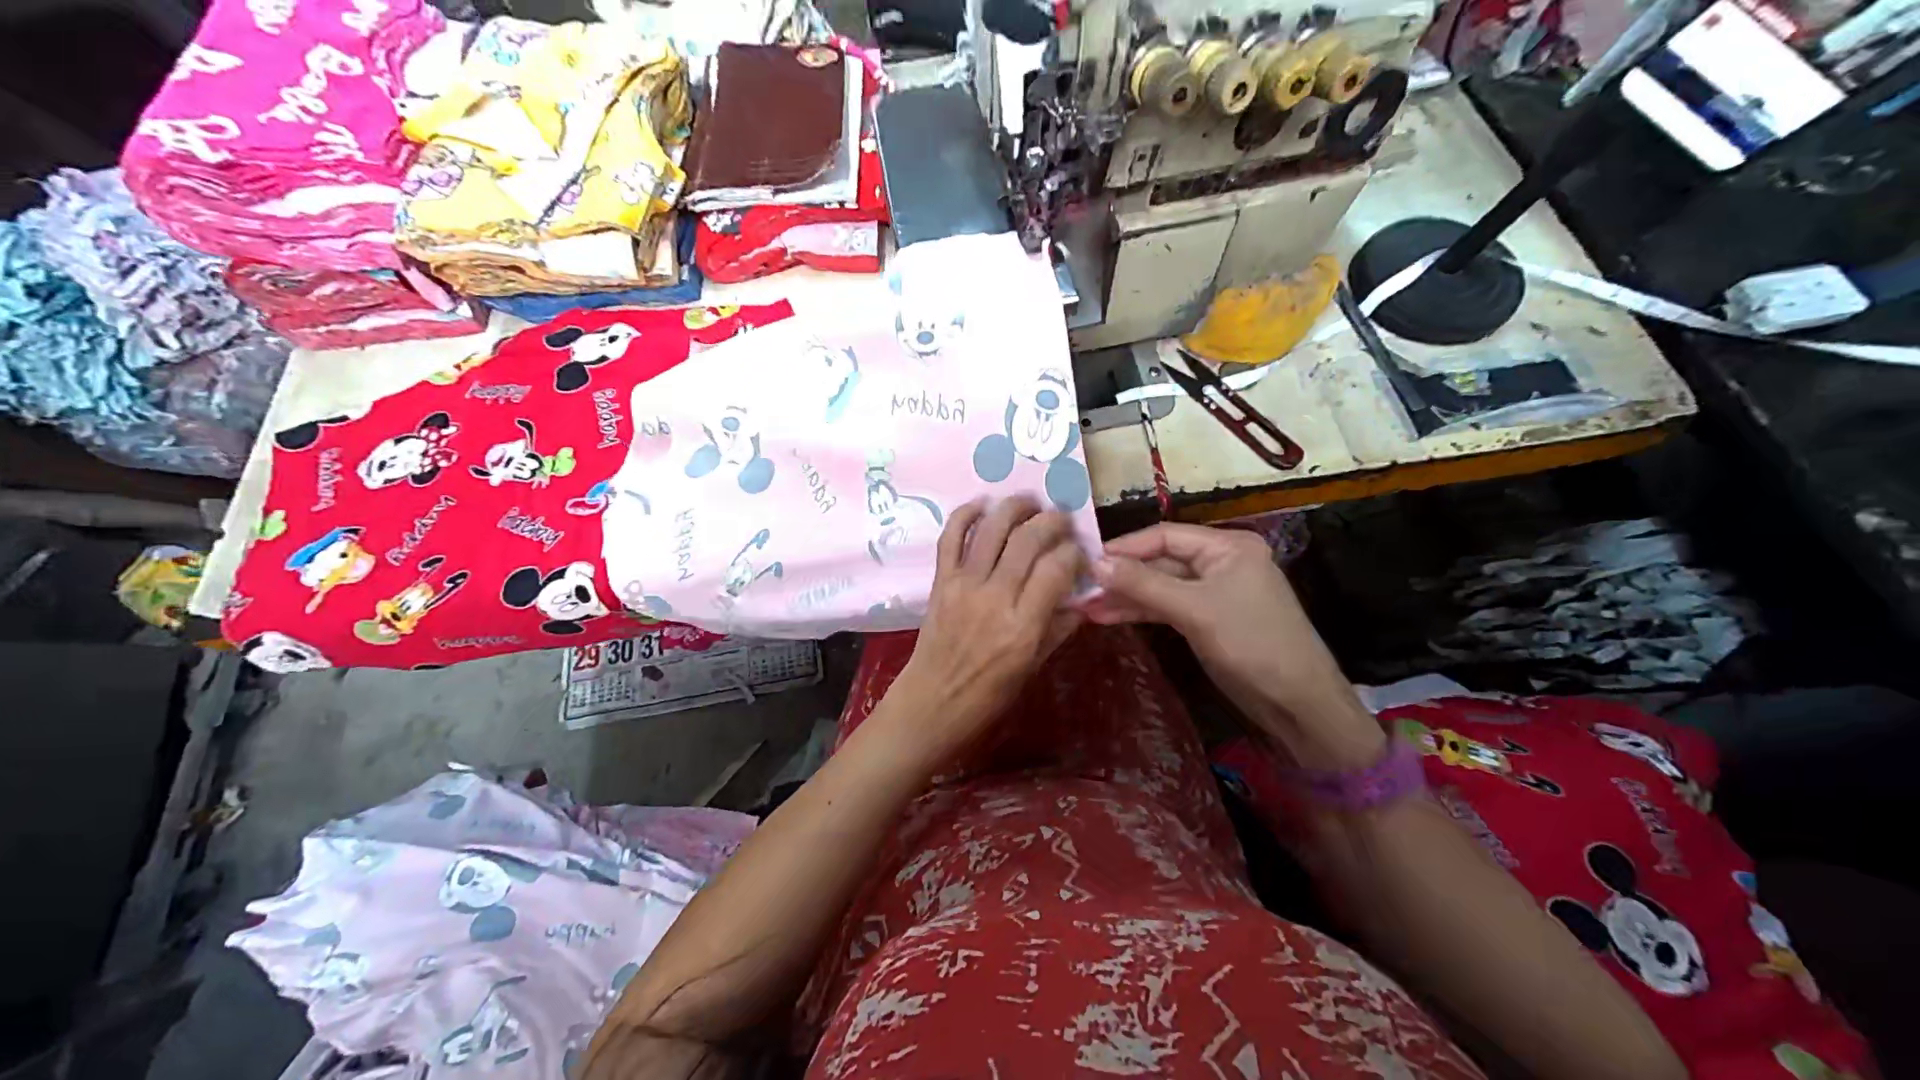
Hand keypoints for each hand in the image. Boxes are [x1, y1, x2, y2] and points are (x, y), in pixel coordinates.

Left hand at [885, 497, 1085, 765]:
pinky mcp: (940, 582)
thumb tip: (1080, 599)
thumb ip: (1057, 630)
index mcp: (1023, 626)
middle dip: (1051, 521)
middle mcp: (995, 598)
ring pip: (992, 530)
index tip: (1079, 551)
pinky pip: (950, 538)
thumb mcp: (1032, 668)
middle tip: (1062, 519)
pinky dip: (964, 515)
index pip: (1056, 569)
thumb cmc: (987, 696)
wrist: (931, 704)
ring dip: (1014, 507)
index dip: (1074, 552)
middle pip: (1028, 541)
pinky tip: (982, 503)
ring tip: (1030, 501)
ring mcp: (963, 586)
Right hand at [1081, 523, 1382, 769]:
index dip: (1123, 547)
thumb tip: (1095, 563)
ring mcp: (1213, 592)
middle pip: (1159, 561)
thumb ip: (1143, 584)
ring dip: (1125, 596)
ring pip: (1160, 586)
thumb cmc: (1251, 643)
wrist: (1297, 702)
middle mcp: (1220, 562)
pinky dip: (1141, 612)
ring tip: (1084, 607)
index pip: (1164, 536)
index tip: (1084, 560)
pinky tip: (1107, 617)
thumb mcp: (1194, 610)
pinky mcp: (1207, 619)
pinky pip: (1167, 607)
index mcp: (1226, 546)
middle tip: (1078, 587)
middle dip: (1121, 576)